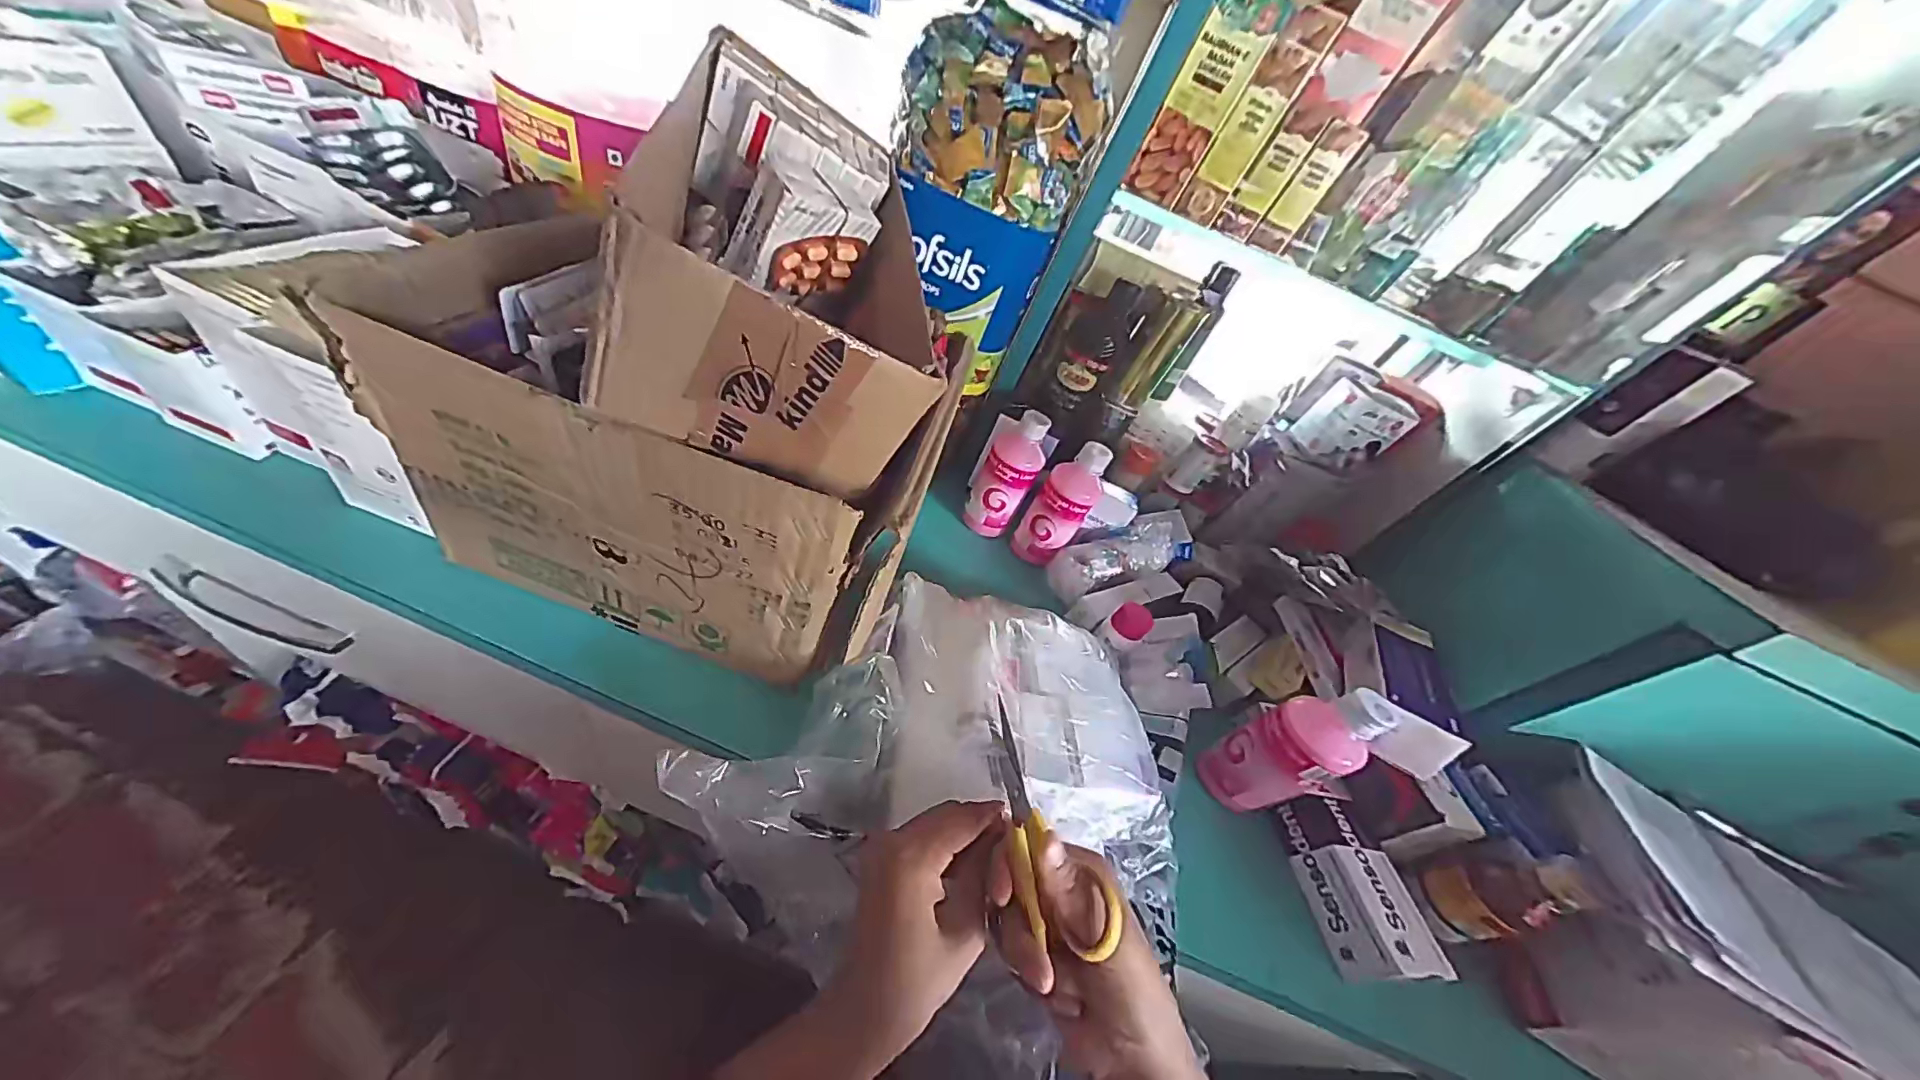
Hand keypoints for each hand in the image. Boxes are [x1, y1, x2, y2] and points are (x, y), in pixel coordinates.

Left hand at [828, 800, 1012, 1063]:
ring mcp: (881, 845)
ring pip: (937, 822)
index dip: (996, 820)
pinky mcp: (880, 857)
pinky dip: (947, 843)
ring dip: (965, 834)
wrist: (863, 1010)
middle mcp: (892, 839)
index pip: (964, 819)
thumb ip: (984, 876)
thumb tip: (1002, 842)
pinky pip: (923, 836)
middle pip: (949, 815)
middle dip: (982, 826)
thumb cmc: (916, 982)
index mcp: (911, 856)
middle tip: (1013, 849)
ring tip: (995, 861)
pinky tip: (968, 866)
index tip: (1026, 829)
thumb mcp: (966, 930)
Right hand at [994, 832, 1203, 1079]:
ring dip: (1025, 955)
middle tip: (1039, 961)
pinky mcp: (1035, 953)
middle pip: (1012, 883)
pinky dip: (1024, 971)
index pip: (1031, 845)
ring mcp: (1048, 922)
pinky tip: (1052, 993)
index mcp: (1083, 872)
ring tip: (1052, 986)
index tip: (1002, 896)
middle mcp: (1062, 889)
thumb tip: (1045, 837)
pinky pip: (1008, 948)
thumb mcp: (1103, 940)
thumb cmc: (1133, 991)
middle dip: (1020, 927)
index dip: (1008, 865)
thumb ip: (1069, 891)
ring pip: (1008, 919)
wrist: (1134, 1061)